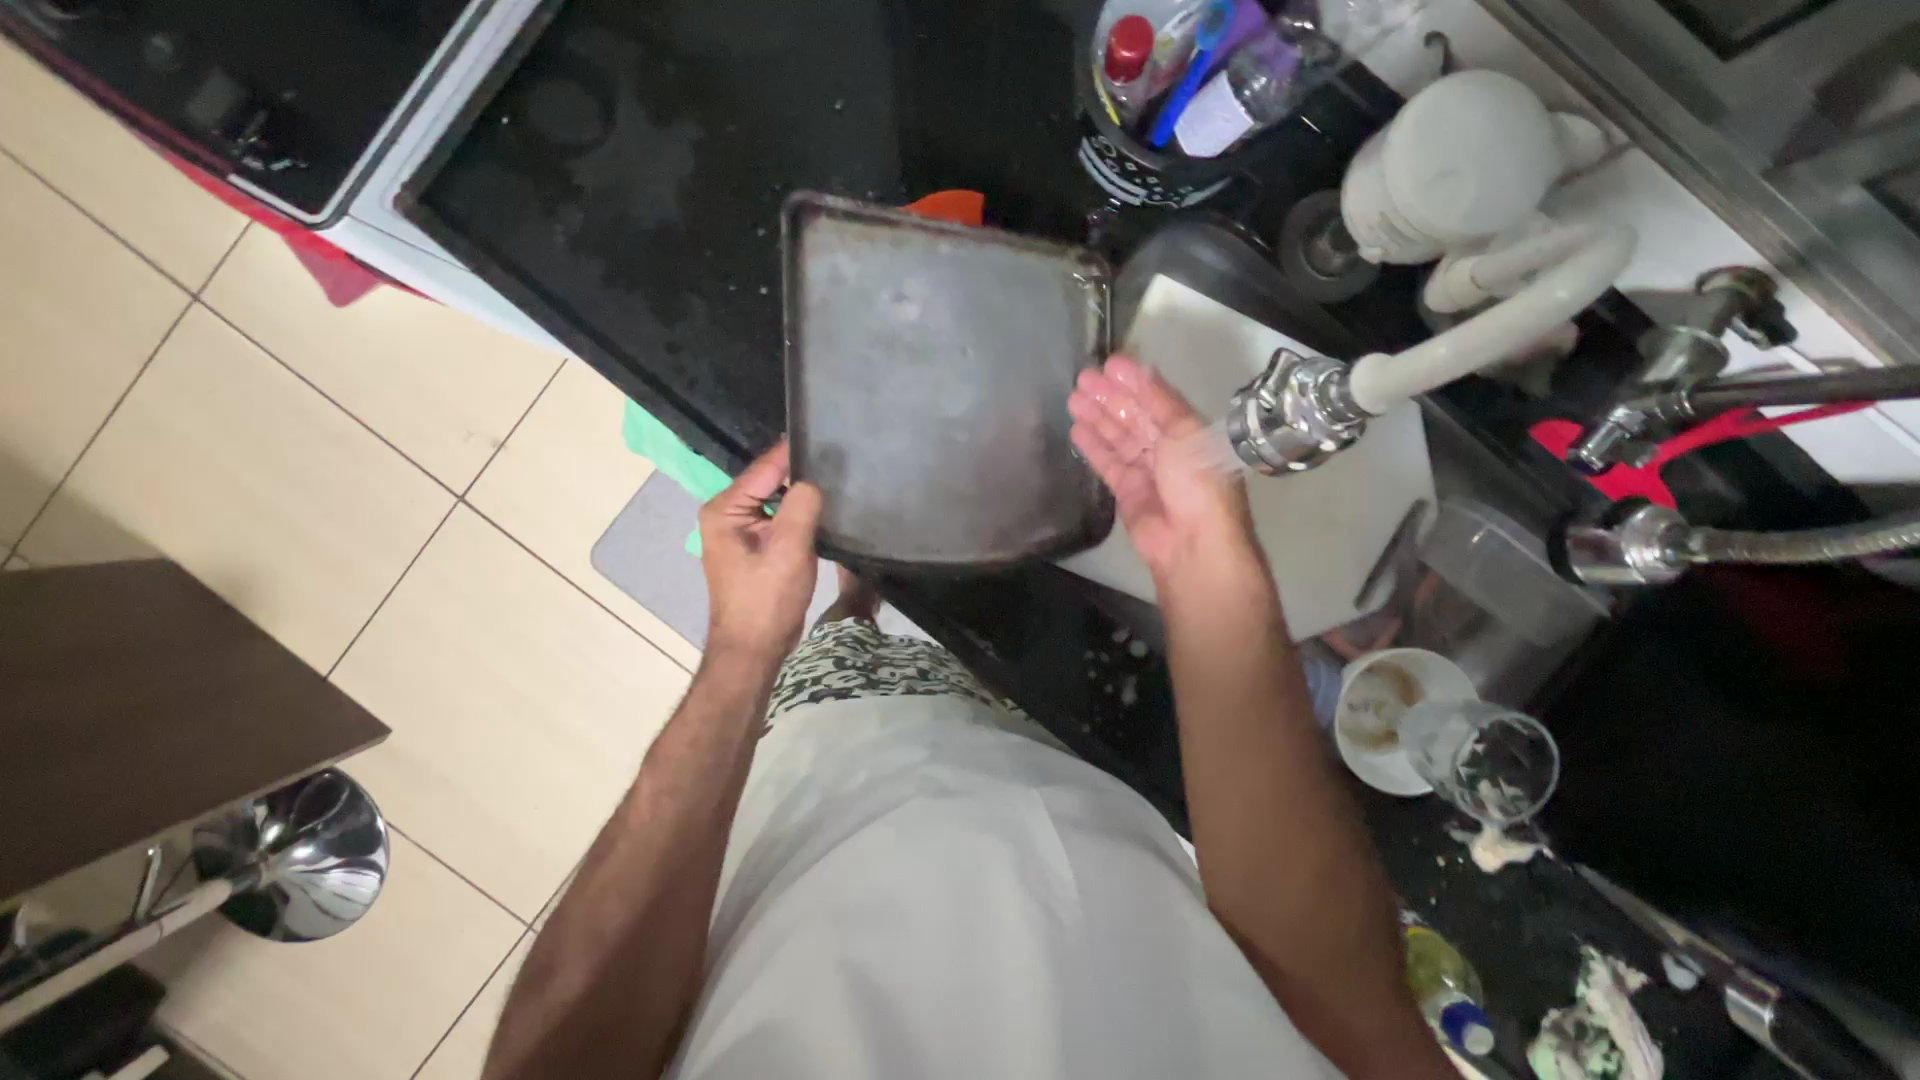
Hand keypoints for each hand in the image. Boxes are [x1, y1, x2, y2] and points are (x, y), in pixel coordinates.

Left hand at [699, 440, 822, 662]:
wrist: (754, 650)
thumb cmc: (767, 601)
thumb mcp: (788, 549)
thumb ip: (802, 505)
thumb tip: (815, 480)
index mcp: (724, 509)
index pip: (765, 468)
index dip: (797, 454)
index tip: (832, 438)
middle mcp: (726, 514)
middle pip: (771, 481)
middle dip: (802, 474)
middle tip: (843, 462)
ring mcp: (740, 531)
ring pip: (778, 500)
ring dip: (804, 497)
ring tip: (840, 483)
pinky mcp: (756, 547)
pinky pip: (781, 519)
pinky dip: (801, 516)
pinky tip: (827, 513)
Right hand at [1067, 356, 1261, 586]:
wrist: (1192, 540)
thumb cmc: (1197, 480)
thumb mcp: (1185, 432)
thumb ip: (1161, 401)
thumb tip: (1143, 370)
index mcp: (1188, 430)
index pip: (1156, 399)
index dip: (1132, 381)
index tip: (1108, 365)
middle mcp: (1168, 448)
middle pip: (1134, 416)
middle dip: (1110, 397)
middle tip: (1083, 378)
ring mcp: (1146, 470)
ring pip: (1118, 437)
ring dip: (1097, 417)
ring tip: (1074, 398)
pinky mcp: (1127, 492)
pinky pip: (1108, 463)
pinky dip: (1093, 446)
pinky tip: (1076, 429)